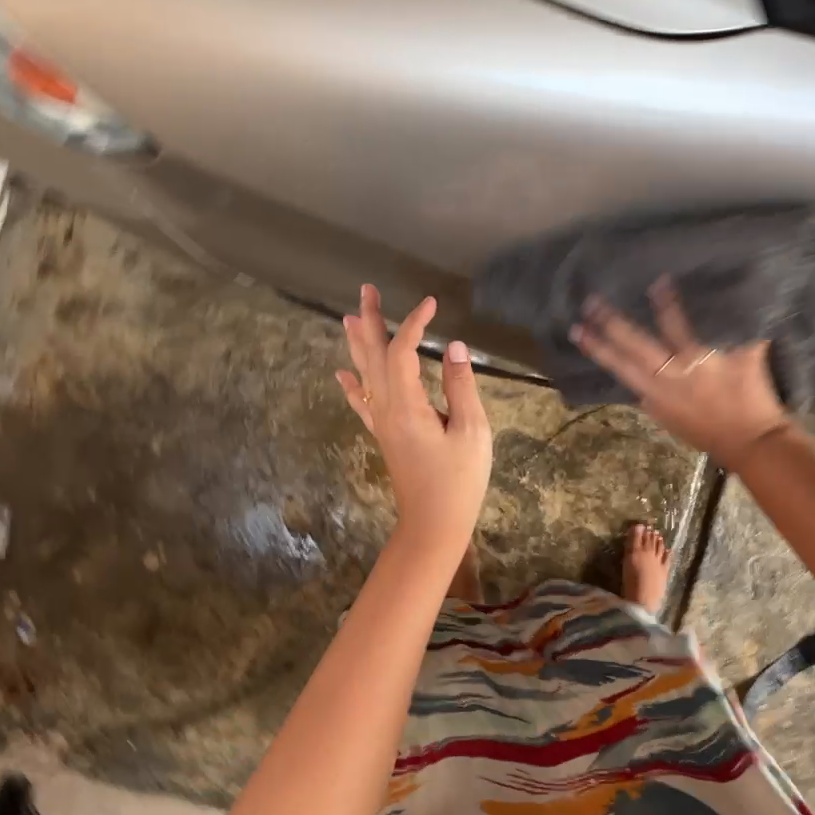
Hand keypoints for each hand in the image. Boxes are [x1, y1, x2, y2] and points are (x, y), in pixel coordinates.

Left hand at [335, 285, 491, 544]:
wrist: (434, 524)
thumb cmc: (459, 480)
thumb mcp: (472, 431)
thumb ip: (461, 386)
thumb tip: (454, 346)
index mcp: (407, 405)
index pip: (402, 351)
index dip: (413, 323)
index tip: (431, 303)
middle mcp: (386, 409)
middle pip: (372, 356)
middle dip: (370, 322)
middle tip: (366, 290)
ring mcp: (381, 423)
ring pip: (363, 375)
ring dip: (357, 344)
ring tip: (350, 317)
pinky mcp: (384, 435)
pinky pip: (361, 402)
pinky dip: (351, 384)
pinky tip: (342, 372)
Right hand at [572, 276, 791, 468]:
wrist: (753, 444)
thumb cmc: (709, 436)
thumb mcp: (671, 422)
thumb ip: (654, 402)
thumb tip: (639, 388)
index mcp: (657, 394)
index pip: (620, 367)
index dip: (597, 347)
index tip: (578, 328)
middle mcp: (676, 377)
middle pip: (638, 344)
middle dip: (614, 321)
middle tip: (594, 300)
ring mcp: (705, 366)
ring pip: (679, 330)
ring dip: (666, 305)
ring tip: (659, 283)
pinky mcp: (736, 358)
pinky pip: (734, 331)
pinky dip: (735, 314)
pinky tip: (734, 289)